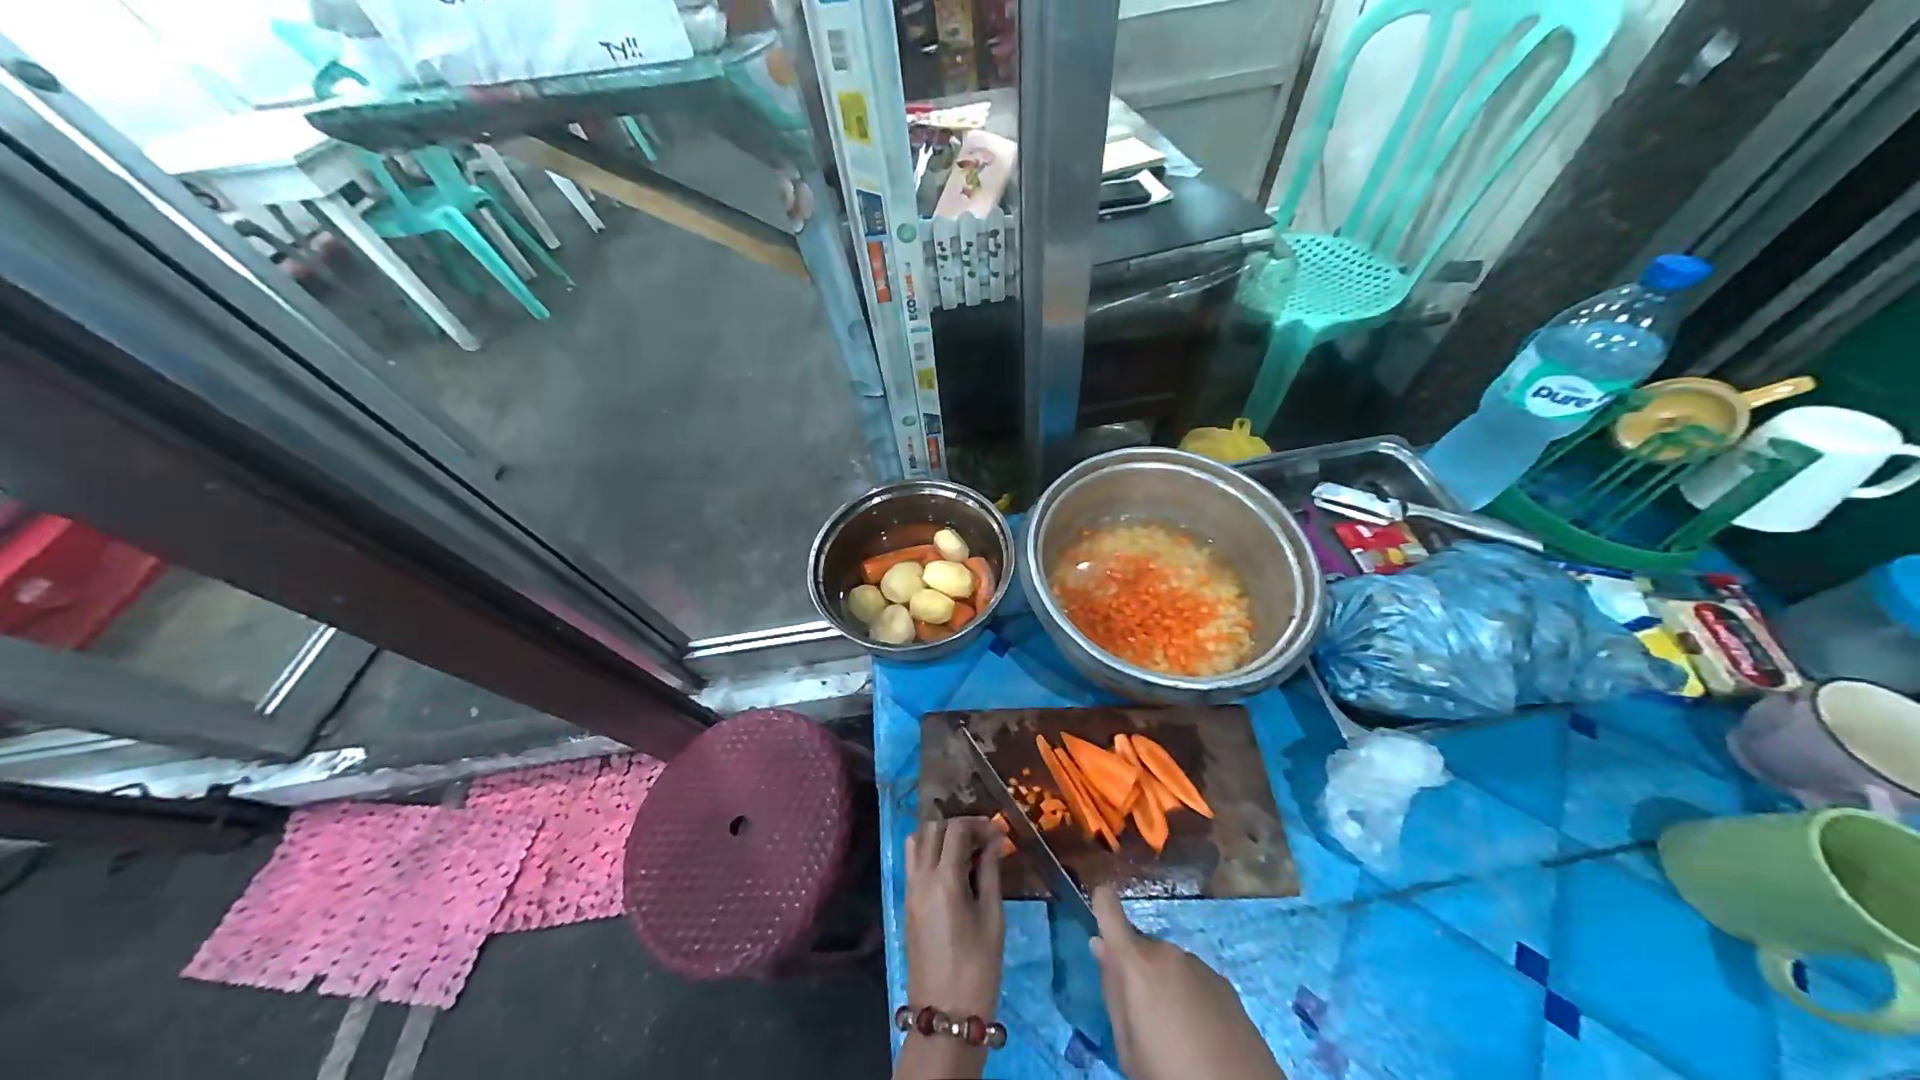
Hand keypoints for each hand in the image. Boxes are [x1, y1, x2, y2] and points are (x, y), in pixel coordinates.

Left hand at [896, 817, 1005, 1079]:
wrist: (945, 1012)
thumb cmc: (978, 967)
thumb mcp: (993, 918)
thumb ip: (991, 873)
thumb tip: (995, 841)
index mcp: (944, 880)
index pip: (955, 830)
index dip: (978, 824)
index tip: (999, 832)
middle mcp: (920, 878)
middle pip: (931, 828)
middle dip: (958, 825)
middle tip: (984, 838)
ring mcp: (909, 890)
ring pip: (916, 842)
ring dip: (939, 835)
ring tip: (967, 849)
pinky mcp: (907, 903)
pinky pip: (913, 862)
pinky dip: (931, 852)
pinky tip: (954, 867)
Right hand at [1090, 885, 1285, 1079]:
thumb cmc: (1169, 1073)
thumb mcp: (1126, 1044)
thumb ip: (1111, 990)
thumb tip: (1099, 945)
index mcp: (1137, 963)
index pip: (1109, 910)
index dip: (1101, 902)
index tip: (1098, 901)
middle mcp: (1168, 952)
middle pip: (1140, 948)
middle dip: (1135, 969)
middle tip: (1141, 1013)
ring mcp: (1199, 965)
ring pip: (1168, 964)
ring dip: (1163, 983)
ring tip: (1173, 1029)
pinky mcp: (1225, 984)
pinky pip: (1193, 978)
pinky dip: (1189, 995)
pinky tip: (1200, 1033)